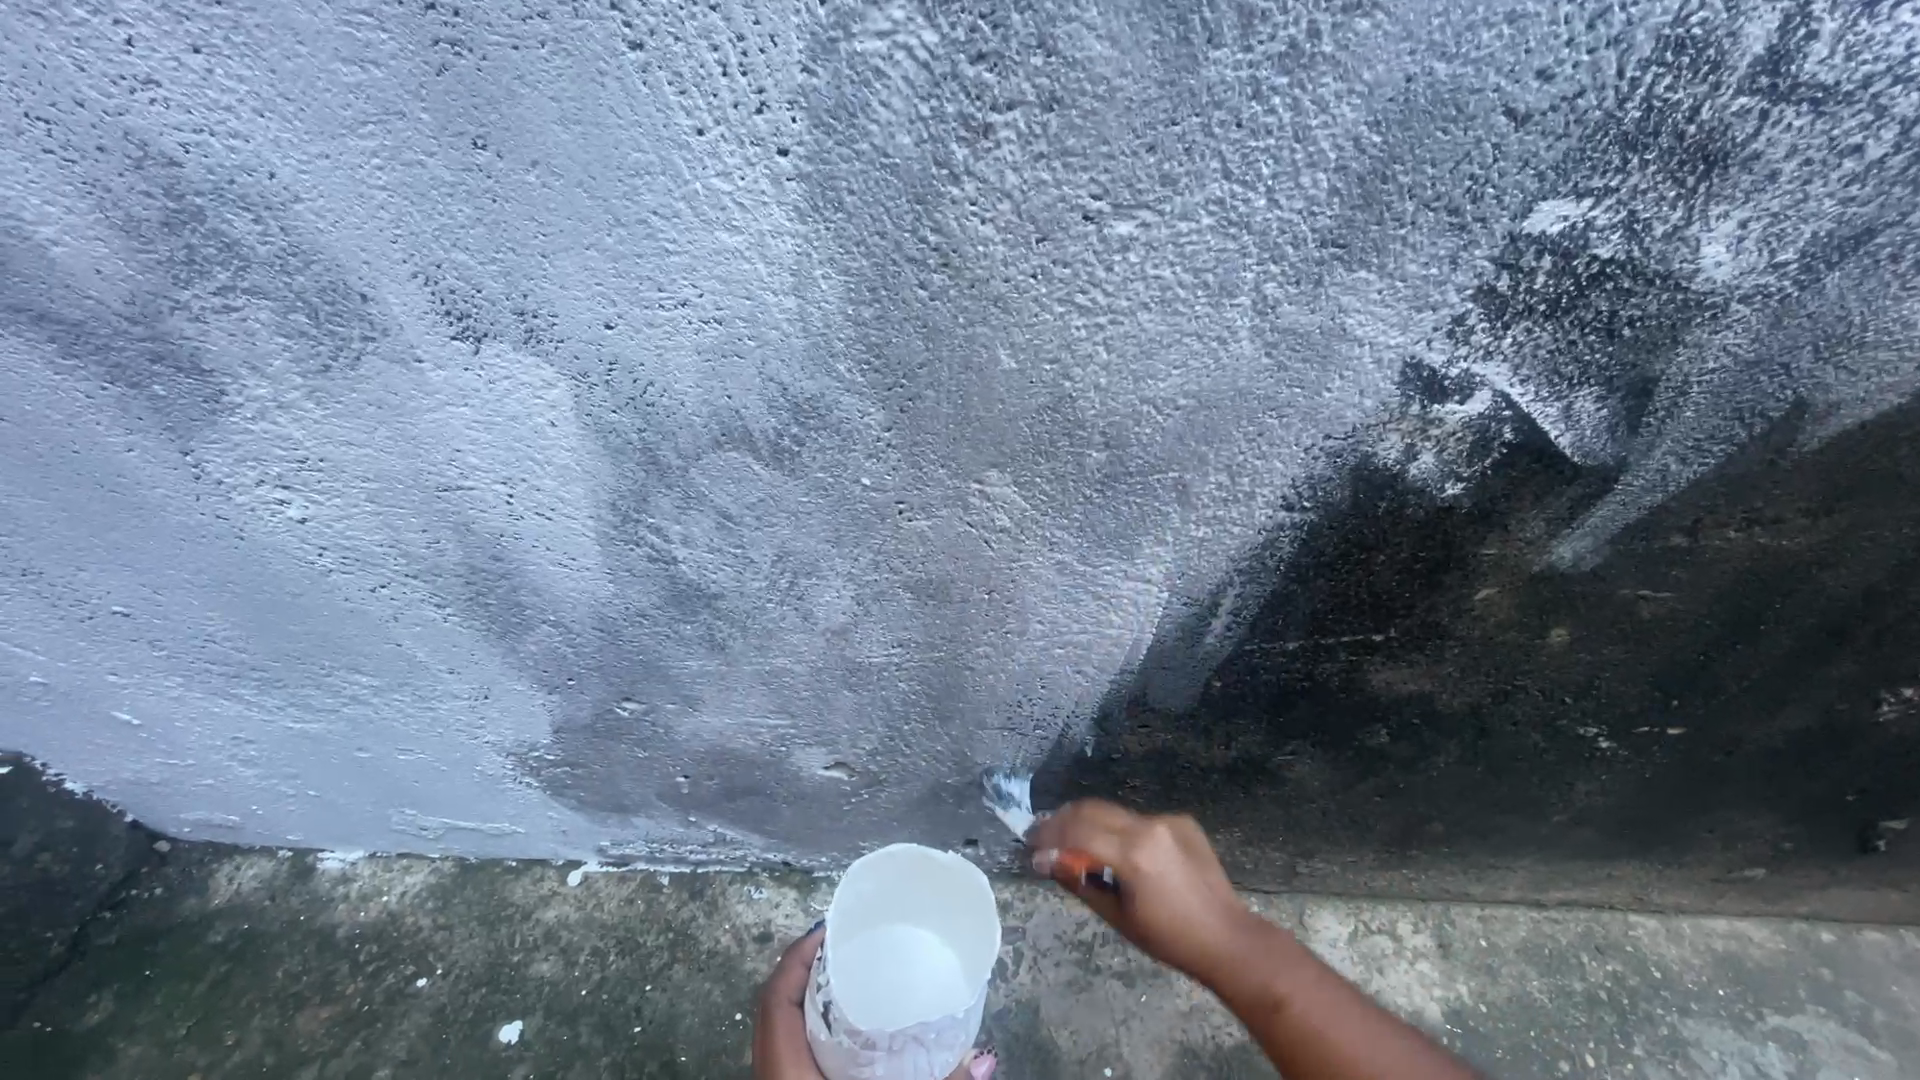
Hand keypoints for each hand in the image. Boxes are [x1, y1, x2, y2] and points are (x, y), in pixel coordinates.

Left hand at [752, 925, 998, 1079]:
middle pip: (773, 1009)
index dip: (796, 957)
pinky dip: (810, 1033)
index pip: (774, 999)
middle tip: (850, 949)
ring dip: (807, 1002)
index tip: (831, 929)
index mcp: (783, 1073)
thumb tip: (989, 1061)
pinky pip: (789, 1055)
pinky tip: (844, 1036)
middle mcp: (769, 1078)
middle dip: (805, 972)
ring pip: (779, 1035)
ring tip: (850, 981)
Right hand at [1026, 799, 1263, 985]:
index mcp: (1133, 853)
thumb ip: (1079, 882)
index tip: (1031, 845)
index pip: (1077, 831)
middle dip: (1063, 820)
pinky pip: (1140, 821)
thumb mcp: (1117, 915)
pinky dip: (1120, 831)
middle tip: (1043, 836)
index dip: (1049, 836)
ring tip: (1072, 841)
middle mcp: (1149, 826)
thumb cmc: (1168, 938)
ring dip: (1089, 823)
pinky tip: (1117, 851)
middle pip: (1092, 810)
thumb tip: (1045, 862)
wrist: (1226, 937)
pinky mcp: (1182, 821)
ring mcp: (1168, 820)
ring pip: (1115, 813)